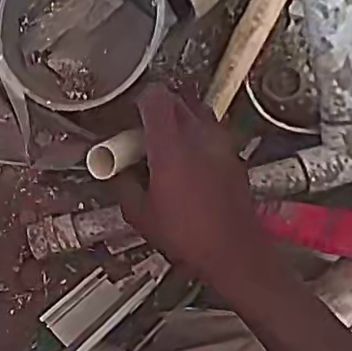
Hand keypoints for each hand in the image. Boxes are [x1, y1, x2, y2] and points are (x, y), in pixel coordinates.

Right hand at [120, 87, 286, 301]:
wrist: (233, 251)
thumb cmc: (187, 236)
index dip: (140, 99)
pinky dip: (196, 134)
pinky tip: (185, 158)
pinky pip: (212, 131)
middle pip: (179, 99)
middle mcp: (199, 139)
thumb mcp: (139, 215)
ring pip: (199, 111)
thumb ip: (124, 186)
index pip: (157, 99)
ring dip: (180, 117)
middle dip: (159, 105)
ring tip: (164, 139)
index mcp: (171, 148)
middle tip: (143, 124)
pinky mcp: (233, 157)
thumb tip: (118, 175)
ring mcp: (221, 145)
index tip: (130, 110)